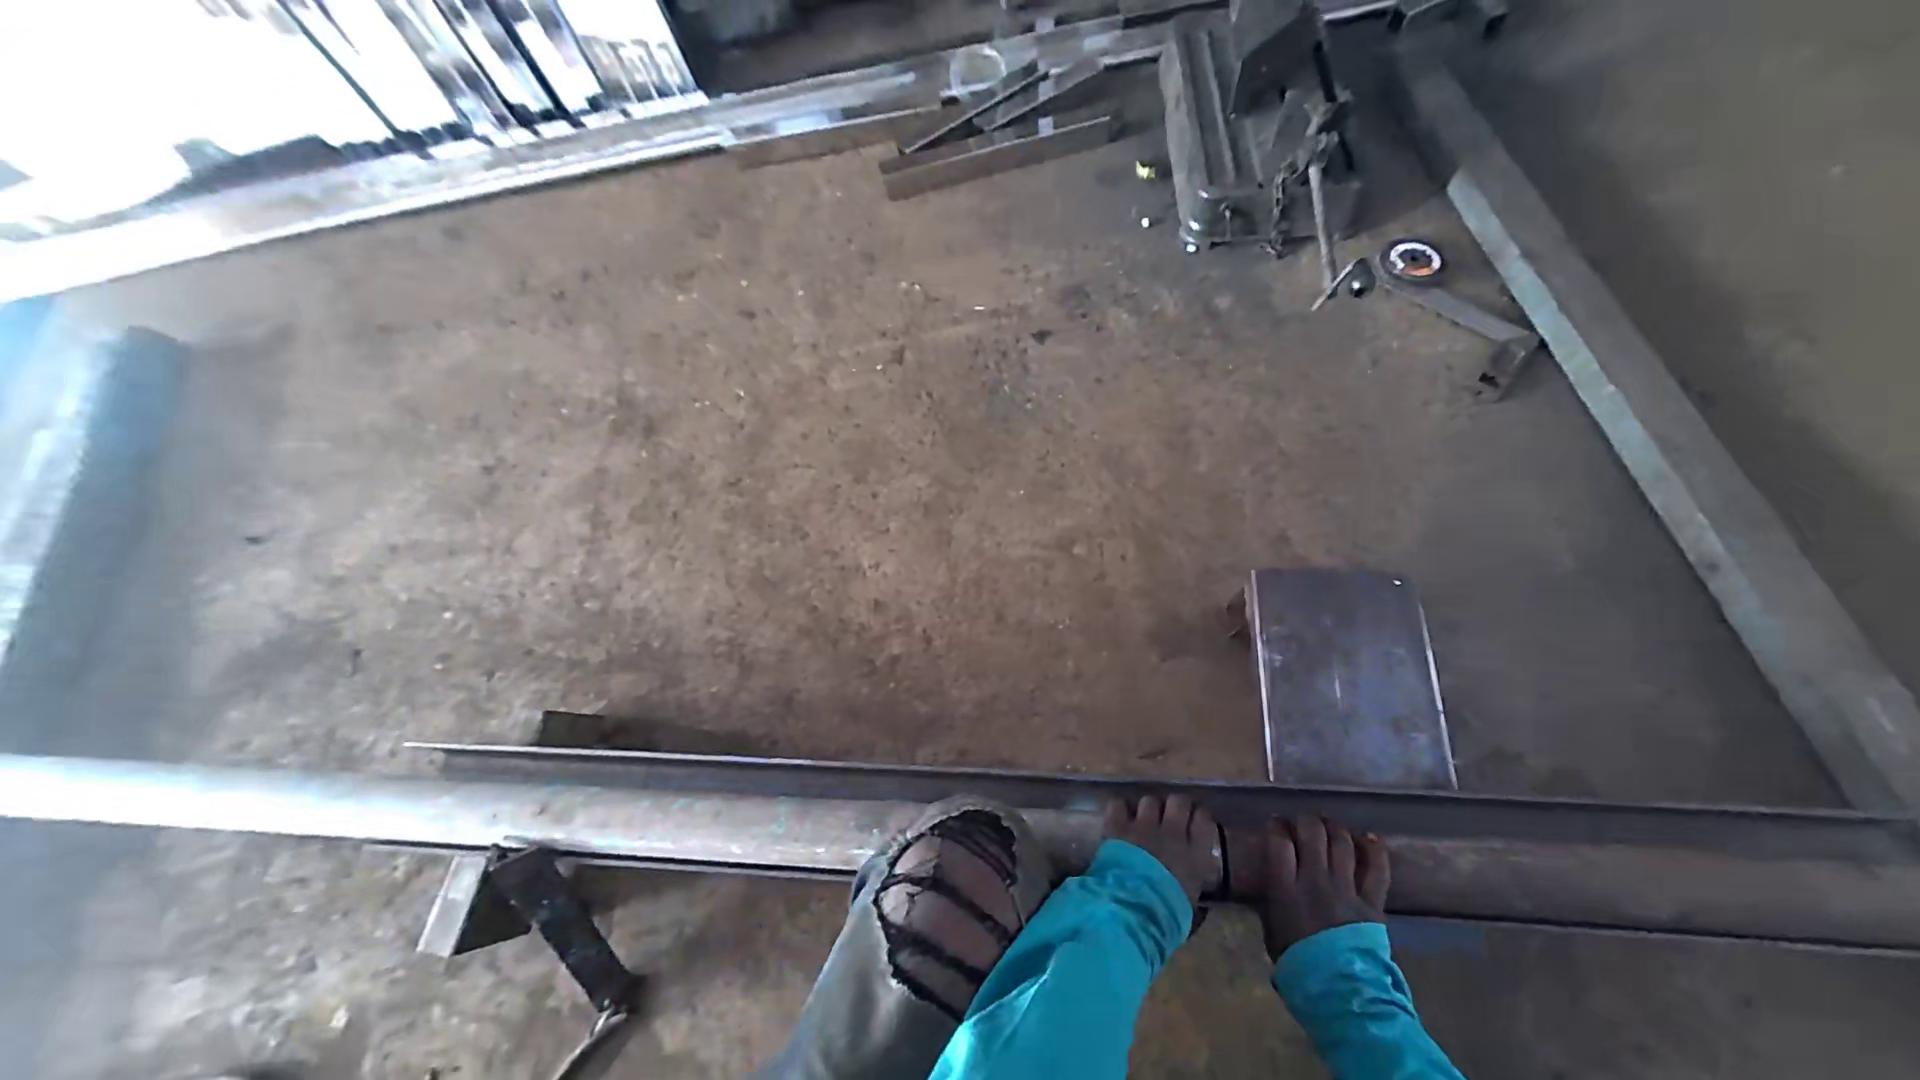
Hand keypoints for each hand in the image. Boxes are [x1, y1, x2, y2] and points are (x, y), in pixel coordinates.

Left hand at [1103, 794, 1217, 905]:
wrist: (1132, 910)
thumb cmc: (1166, 915)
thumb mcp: (1189, 905)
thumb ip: (1191, 887)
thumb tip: (1189, 886)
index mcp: (1195, 855)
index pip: (1204, 821)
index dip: (1200, 816)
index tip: (1196, 819)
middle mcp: (1172, 833)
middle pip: (1179, 802)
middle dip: (1176, 805)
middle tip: (1171, 814)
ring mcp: (1144, 826)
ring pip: (1150, 800)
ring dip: (1148, 808)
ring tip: (1144, 818)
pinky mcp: (1118, 826)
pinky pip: (1118, 804)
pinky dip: (1119, 809)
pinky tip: (1119, 818)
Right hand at [1260, 815, 1388, 960]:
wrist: (1340, 992)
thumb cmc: (1298, 961)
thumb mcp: (1271, 927)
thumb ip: (1271, 900)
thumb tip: (1269, 883)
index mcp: (1285, 887)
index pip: (1279, 841)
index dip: (1276, 825)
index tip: (1275, 823)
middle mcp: (1315, 880)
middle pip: (1312, 834)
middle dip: (1306, 820)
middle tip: (1302, 821)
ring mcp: (1346, 890)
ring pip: (1342, 844)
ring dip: (1335, 827)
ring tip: (1329, 823)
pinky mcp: (1372, 903)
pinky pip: (1377, 869)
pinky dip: (1374, 849)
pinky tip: (1369, 837)